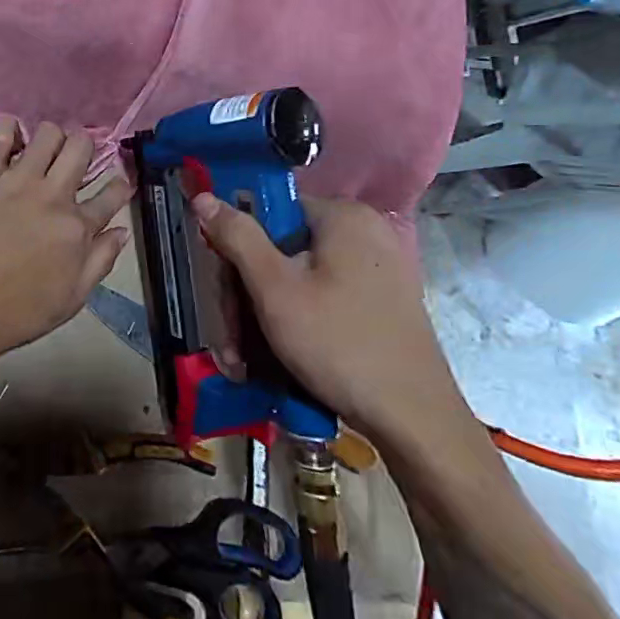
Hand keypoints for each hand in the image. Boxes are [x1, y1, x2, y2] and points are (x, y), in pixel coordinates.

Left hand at [0, 119, 131, 365]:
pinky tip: (9, 136)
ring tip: (42, 150)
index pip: (111, 195)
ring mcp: (17, 182)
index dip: (120, 185)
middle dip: (84, 146)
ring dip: (51, 137)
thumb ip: (100, 261)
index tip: (119, 182)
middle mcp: (53, 196)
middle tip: (73, 159)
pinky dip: (7, 130)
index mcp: (77, 228)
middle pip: (81, 147)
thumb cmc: (17, 314)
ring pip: (47, 133)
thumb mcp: (72, 299)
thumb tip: (121, 231)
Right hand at [193, 192, 473, 446]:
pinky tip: (276, 361)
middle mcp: (363, 232)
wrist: (416, 422)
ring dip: (262, 318)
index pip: (266, 212)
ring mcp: (376, 269)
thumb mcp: (275, 289)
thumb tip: (203, 196)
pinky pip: (321, 298)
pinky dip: (294, 323)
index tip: (222, 292)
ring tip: (245, 362)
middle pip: (279, 249)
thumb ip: (237, 236)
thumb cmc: (339, 344)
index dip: (235, 249)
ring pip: (296, 279)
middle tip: (231, 343)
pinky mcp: (380, 302)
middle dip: (244, 298)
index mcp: (342, 216)